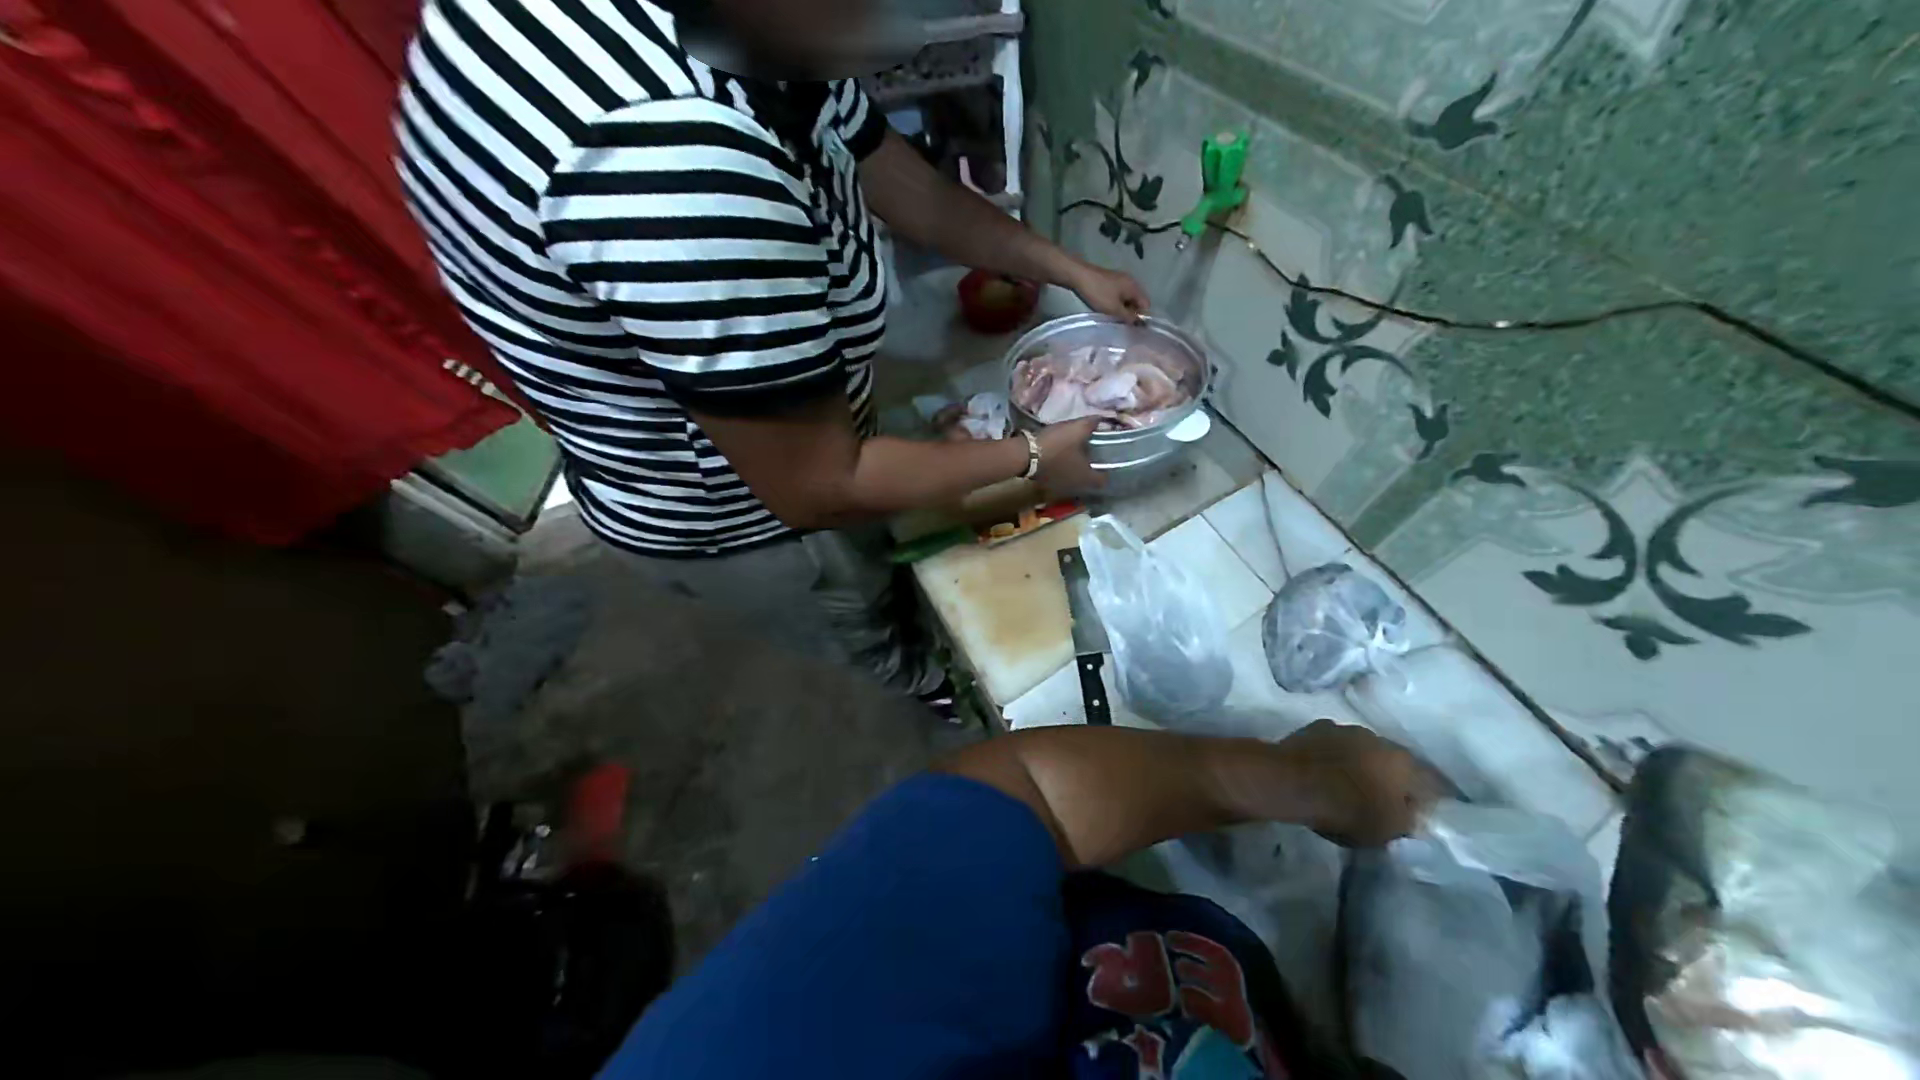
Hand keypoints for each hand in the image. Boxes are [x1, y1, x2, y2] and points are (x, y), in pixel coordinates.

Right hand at [1032, 417, 1105, 493]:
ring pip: (1070, 479)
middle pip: (1085, 481)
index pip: (1102, 480)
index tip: (1104, 461)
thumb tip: (1101, 418)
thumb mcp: (1077, 430)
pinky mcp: (1043, 482)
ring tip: (1071, 454)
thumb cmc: (1057, 445)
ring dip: (1072, 470)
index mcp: (1086, 477)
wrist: (1024, 454)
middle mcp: (1074, 486)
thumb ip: (1091, 424)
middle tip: (1088, 455)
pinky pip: (1057, 476)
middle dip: (1087, 470)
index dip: (1105, 472)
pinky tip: (1056, 456)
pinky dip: (1059, 469)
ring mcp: (1057, 486)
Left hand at [1064, 261, 1150, 321]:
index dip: (1142, 317)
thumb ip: (1128, 317)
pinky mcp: (1111, 282)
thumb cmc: (1099, 293)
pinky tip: (1108, 311)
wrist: (1079, 275)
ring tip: (1115, 320)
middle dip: (1132, 314)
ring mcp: (1121, 281)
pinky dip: (1116, 304)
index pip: (1146, 305)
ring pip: (1127, 299)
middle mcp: (1131, 282)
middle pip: (1137, 302)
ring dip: (1123, 310)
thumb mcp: (1114, 309)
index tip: (1133, 329)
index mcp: (1135, 287)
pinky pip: (1119, 296)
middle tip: (1122, 325)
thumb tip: (1138, 324)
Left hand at [1275, 720, 1439, 846]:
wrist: (1293, 782)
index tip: (1412, 812)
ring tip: (1346, 781)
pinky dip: (1330, 754)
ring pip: (1359, 748)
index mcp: (1404, 762)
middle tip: (1377, 796)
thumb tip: (1408, 811)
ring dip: (1357, 762)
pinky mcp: (1313, 727)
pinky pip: (1330, 744)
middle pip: (1390, 761)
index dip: (1420, 799)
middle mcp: (1378, 738)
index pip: (1426, 783)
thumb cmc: (1348, 809)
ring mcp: (1344, 728)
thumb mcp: (1389, 829)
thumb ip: (1406, 818)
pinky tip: (1321, 768)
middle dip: (1387, 776)